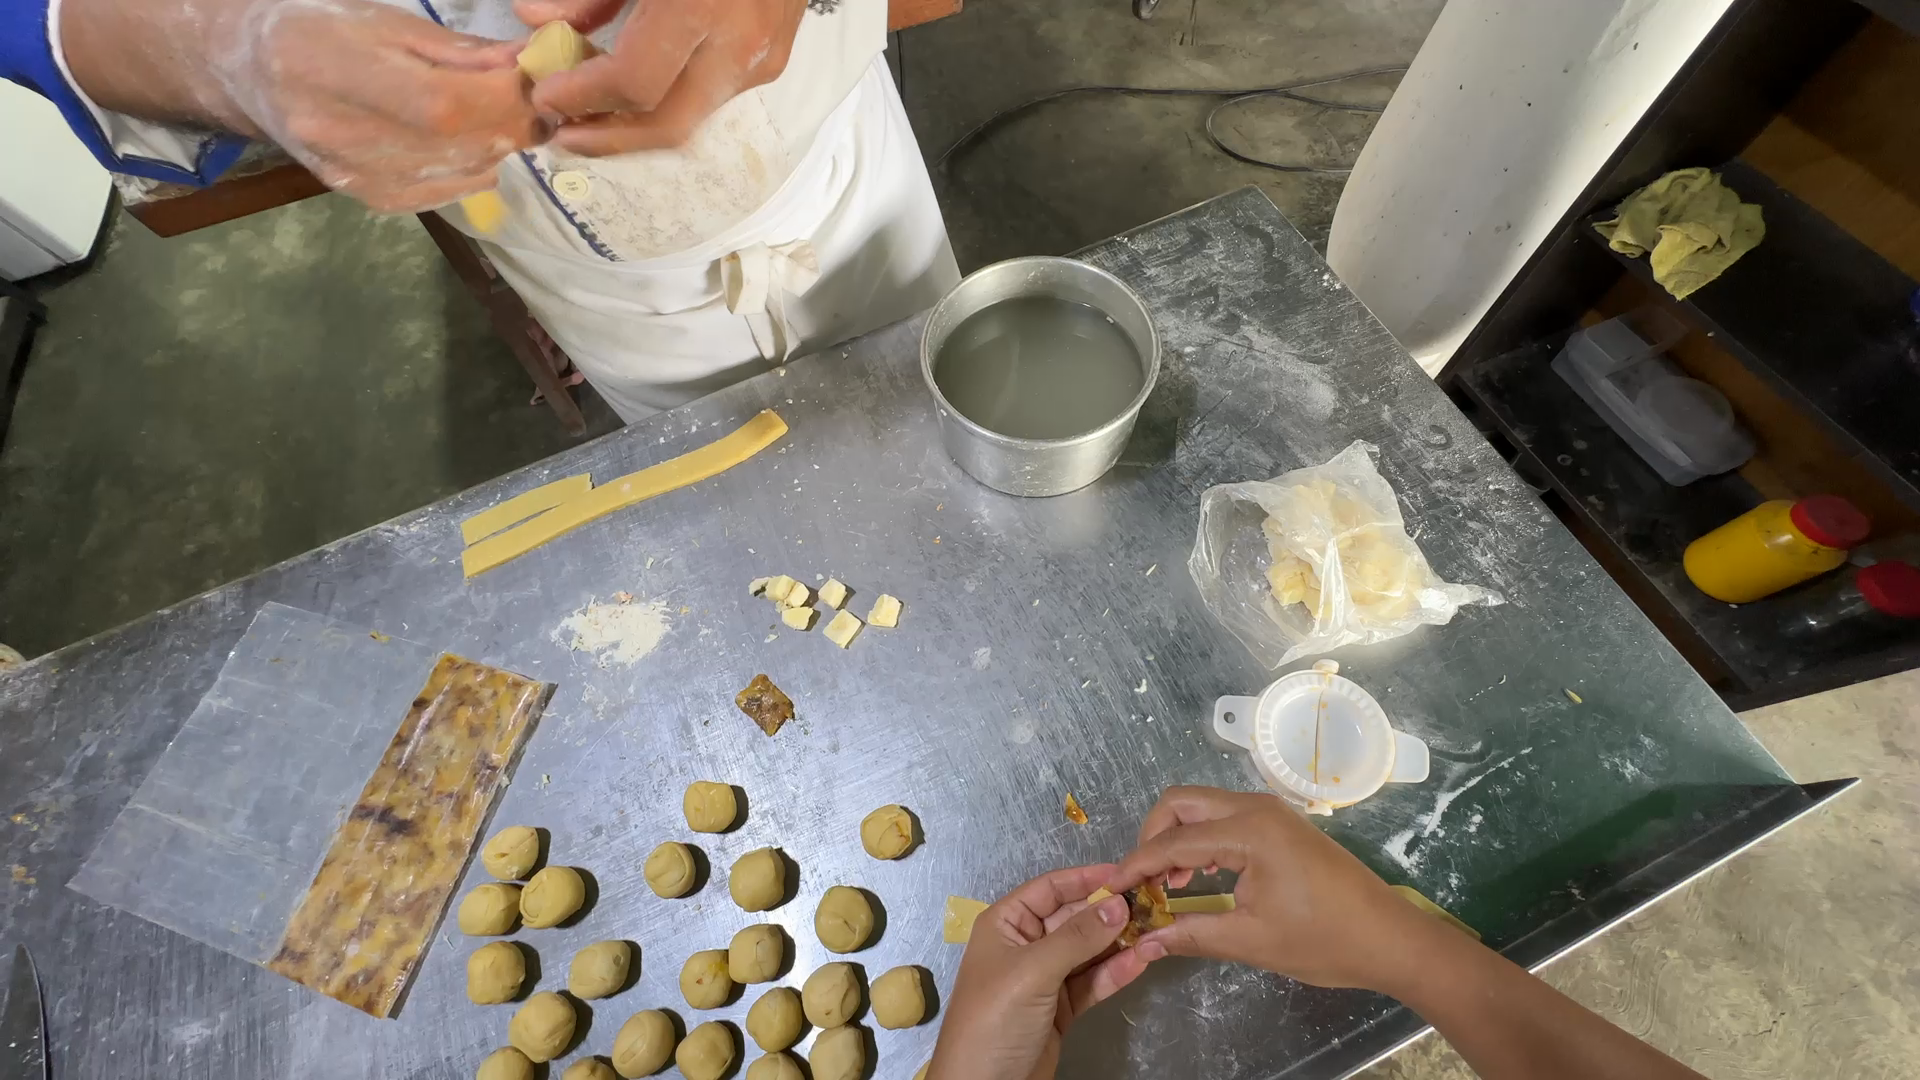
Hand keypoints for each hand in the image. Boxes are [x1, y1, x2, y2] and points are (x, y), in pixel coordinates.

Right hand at [62, 0, 544, 211]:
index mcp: (328, 68)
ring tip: (489, 113)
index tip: (537, 84)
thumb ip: (460, 50)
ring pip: (472, 170)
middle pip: (465, 143)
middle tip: (529, 100)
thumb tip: (529, 65)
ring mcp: (360, 177)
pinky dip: (477, 165)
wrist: (246, 72)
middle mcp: (340, 133)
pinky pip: (459, 189)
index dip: (504, 98)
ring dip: (499, 143)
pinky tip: (461, 139)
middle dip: (514, 120)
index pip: (444, 103)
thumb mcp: (382, 20)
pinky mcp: (379, 201)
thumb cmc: (318, 29)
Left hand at [515, 0, 806, 154]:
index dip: (585, 98)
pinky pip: (712, 95)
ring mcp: (761, 62)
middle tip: (567, 135)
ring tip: (594, 113)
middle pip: (669, 126)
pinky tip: (639, 86)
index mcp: (701, 7)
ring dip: (639, 123)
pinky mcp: (771, 64)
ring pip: (692, 117)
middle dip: (613, 139)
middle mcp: (737, 47)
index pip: (636, 83)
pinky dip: (670, 98)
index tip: (546, 97)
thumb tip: (540, 22)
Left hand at [929, 864, 1157, 1079]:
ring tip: (1154, 929)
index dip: (1085, 879)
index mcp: (1006, 923)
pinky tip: (1141, 961)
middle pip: (1072, 918)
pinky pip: (1091, 982)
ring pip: (1087, 951)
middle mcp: (1026, 944)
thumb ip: (1077, 938)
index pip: (1050, 889)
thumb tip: (1118, 904)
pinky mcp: (1061, 1009)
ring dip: (1117, 942)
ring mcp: (1045, 978)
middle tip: (1148, 903)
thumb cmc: (995, 1018)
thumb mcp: (1033, 971)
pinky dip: (1115, 972)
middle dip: (1107, 911)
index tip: (1123, 873)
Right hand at [1107, 786, 1430, 993]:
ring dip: (1176, 836)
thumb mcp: (1253, 941)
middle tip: (1144, 878)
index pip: (1175, 841)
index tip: (1113, 885)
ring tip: (1169, 883)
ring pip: (1200, 805)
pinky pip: (1222, 816)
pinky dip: (1200, 837)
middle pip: (1180, 802)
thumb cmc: (1326, 941)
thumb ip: (1192, 933)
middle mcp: (1254, 806)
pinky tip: (1199, 874)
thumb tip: (1145, 939)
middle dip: (1153, 835)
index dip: (1139, 863)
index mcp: (1249, 831)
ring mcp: (1268, 810)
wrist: (1393, 939)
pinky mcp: (1276, 821)